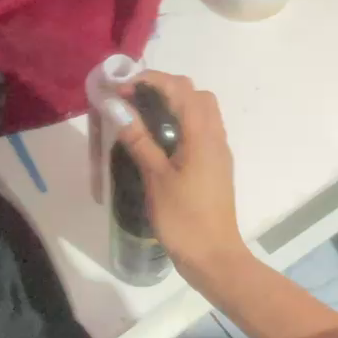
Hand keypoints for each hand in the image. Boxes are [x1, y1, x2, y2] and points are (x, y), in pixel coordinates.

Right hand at [106, 71, 254, 288]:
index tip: (121, 88)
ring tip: (142, 118)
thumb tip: (119, 108)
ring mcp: (218, 153)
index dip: (150, 81)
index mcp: (203, 136)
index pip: (180, 89)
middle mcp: (216, 138)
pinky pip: (201, 132)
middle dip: (164, 89)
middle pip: (196, 95)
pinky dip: (181, 125)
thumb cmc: (184, 219)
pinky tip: (159, 142)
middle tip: (133, 100)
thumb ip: (140, 140)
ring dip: (174, 106)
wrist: (213, 257)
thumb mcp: (156, 178)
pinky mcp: (215, 168)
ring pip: (201, 113)